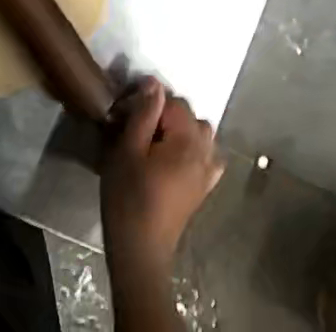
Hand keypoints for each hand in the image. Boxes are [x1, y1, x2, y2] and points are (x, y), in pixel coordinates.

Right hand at [102, 78, 224, 267]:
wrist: (140, 251)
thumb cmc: (129, 198)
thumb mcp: (128, 150)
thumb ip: (144, 114)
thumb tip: (155, 83)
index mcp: (187, 139)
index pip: (174, 102)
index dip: (149, 102)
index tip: (126, 113)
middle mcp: (205, 150)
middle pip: (189, 115)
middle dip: (164, 115)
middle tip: (136, 128)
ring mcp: (208, 170)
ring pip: (200, 133)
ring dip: (180, 130)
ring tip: (155, 141)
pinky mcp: (204, 187)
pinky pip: (208, 156)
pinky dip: (194, 149)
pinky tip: (176, 157)